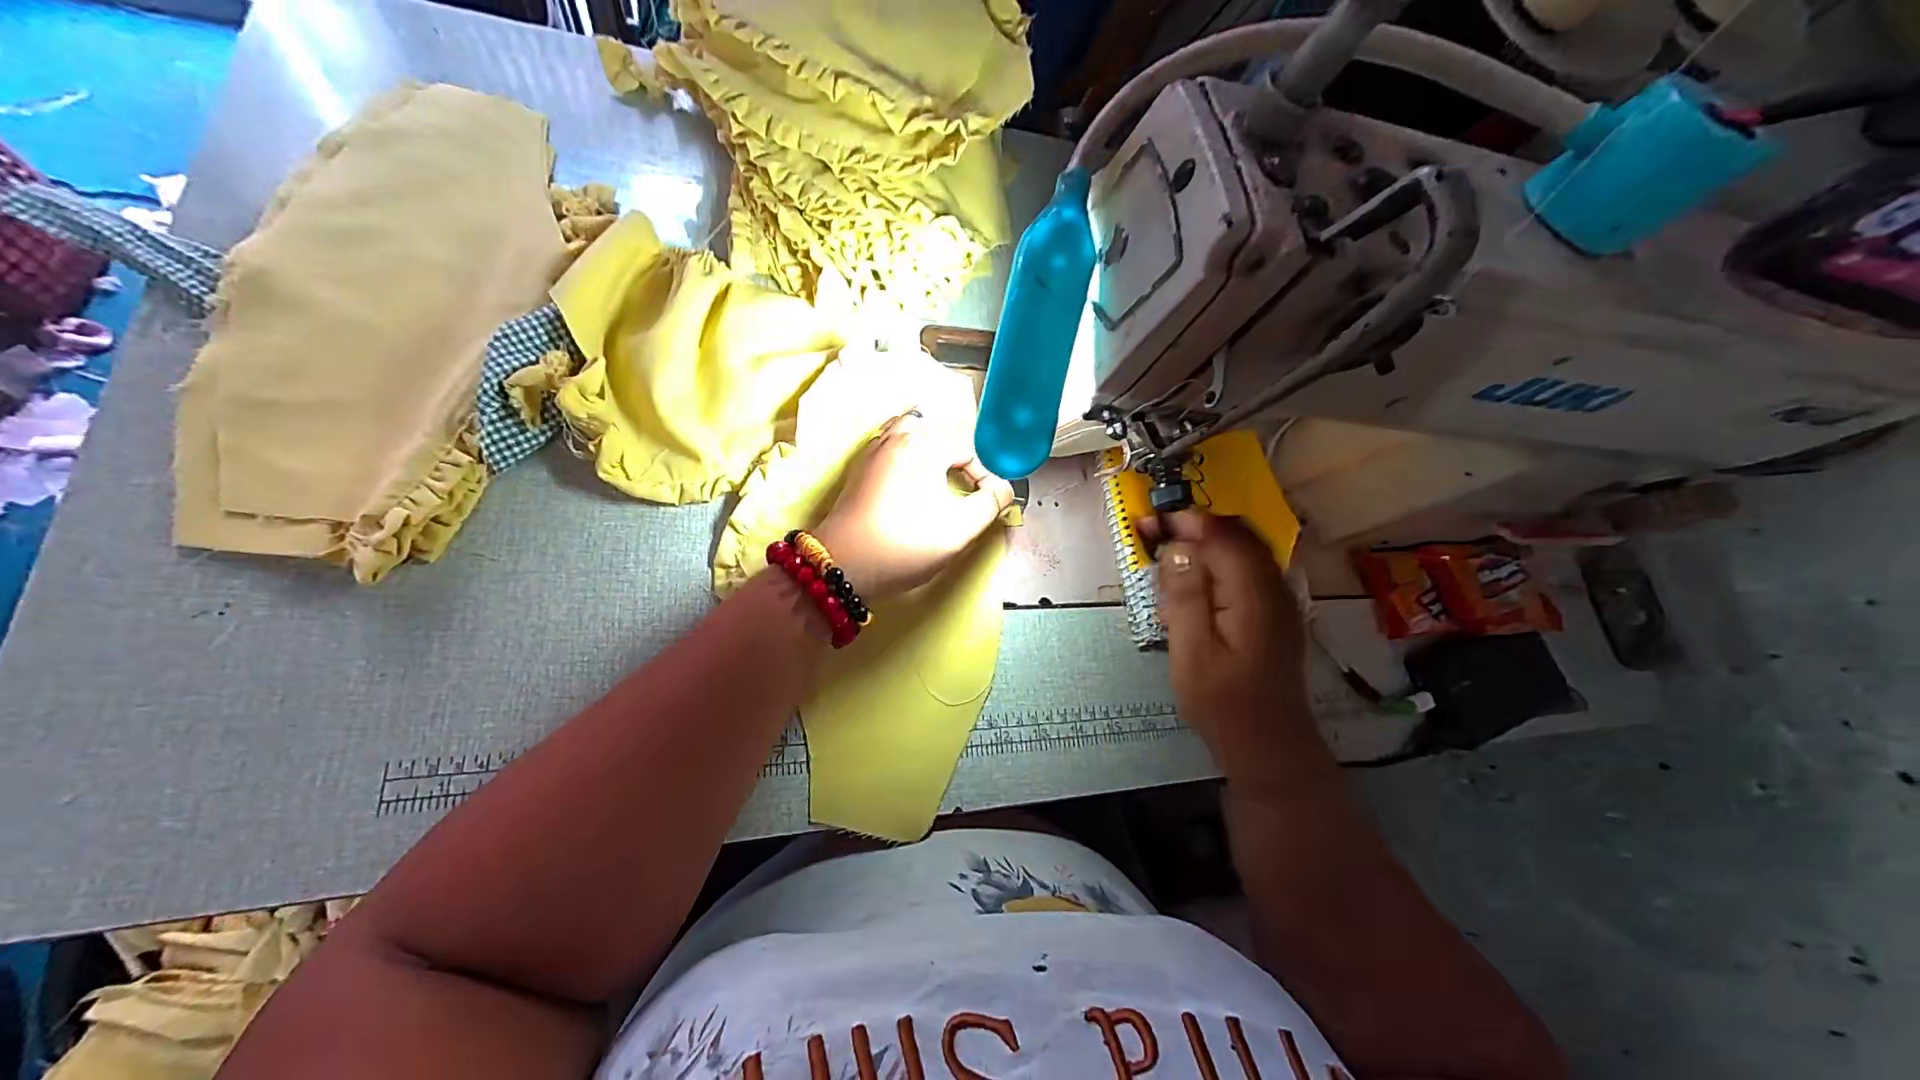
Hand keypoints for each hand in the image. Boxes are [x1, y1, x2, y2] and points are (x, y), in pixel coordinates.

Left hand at [812, 410, 1014, 598]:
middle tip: (968, 485)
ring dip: (929, 449)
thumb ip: (991, 504)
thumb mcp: (961, 528)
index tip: (990, 504)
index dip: (987, 477)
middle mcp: (897, 438)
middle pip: (937, 430)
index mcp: (926, 444)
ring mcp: (873, 452)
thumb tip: (1001, 491)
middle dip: (957, 455)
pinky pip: (888, 447)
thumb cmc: (904, 543)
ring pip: (908, 432)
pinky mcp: (859, 471)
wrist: (844, 564)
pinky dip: (905, 456)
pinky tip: (910, 485)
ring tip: (940, 478)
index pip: (970, 450)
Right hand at [1144, 510, 1331, 791]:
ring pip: (1244, 551)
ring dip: (1206, 546)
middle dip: (1194, 529)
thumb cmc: (1224, 704)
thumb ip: (1186, 596)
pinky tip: (1194, 591)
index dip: (1184, 522)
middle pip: (1237, 535)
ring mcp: (1279, 601)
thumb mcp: (1192, 652)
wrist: (1269, 747)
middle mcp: (1274, 588)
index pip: (1221, 536)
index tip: (1147, 523)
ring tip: (1168, 564)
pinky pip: (1247, 572)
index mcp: (1254, 594)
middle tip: (1154, 539)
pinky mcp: (1275, 615)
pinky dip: (1219, 566)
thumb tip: (1177, 548)